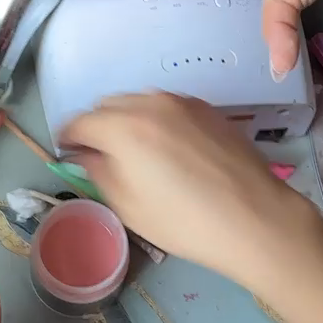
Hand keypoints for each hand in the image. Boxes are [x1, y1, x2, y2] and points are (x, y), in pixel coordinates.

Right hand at [58, 92, 322, 288]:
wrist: (254, 217)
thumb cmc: (185, 222)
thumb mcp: (128, 205)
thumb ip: (98, 171)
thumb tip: (85, 154)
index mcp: (123, 127)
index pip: (79, 122)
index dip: (68, 138)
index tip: (67, 153)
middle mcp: (149, 103)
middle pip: (107, 105)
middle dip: (96, 126)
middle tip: (100, 155)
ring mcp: (180, 101)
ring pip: (137, 101)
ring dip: (125, 119)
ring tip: (134, 151)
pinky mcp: (205, 107)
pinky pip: (165, 105)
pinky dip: (154, 118)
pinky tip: (166, 147)